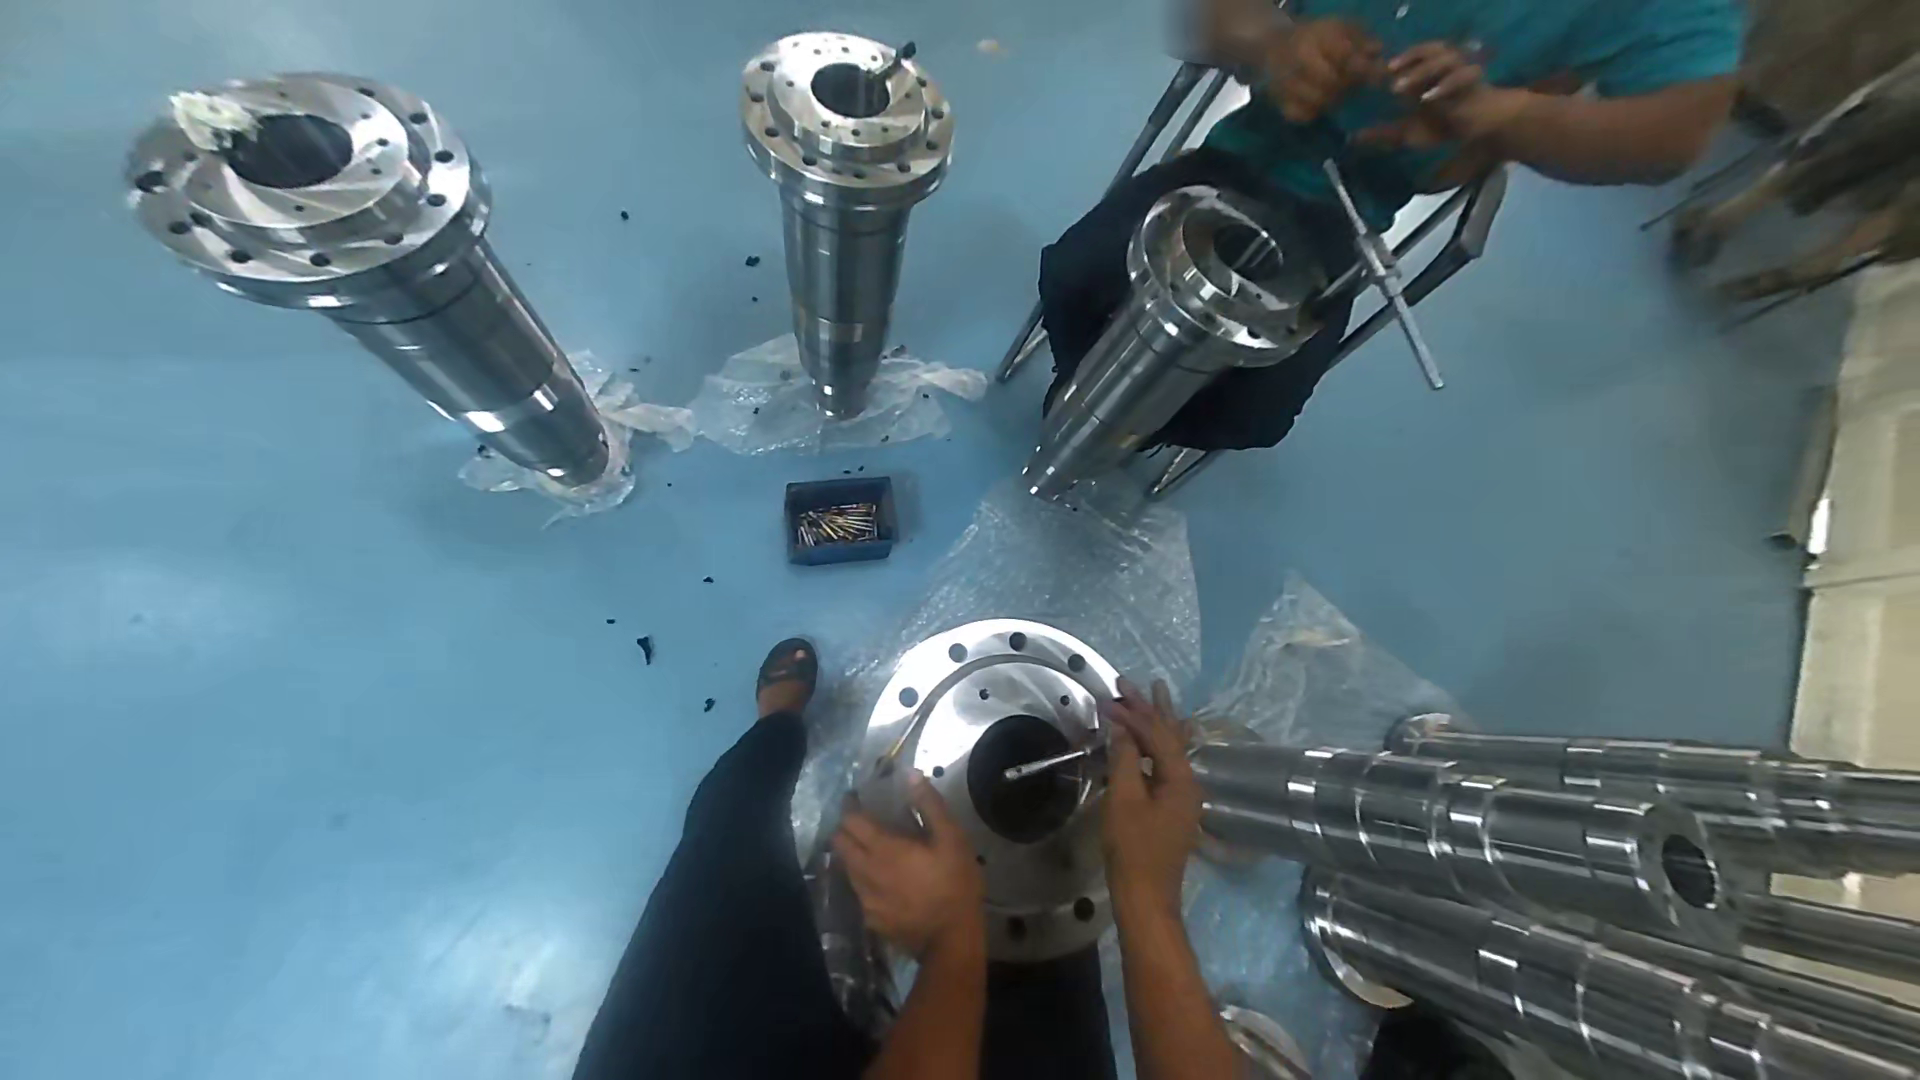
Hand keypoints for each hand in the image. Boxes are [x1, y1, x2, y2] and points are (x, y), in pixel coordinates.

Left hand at [833, 772, 985, 959]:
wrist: (952, 941)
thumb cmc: (955, 882)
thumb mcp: (951, 837)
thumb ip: (929, 804)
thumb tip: (910, 774)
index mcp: (883, 849)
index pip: (850, 821)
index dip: (850, 806)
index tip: (857, 796)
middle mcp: (866, 872)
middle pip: (840, 844)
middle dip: (846, 827)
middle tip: (861, 818)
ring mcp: (865, 899)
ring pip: (846, 867)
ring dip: (852, 852)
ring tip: (869, 845)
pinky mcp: (871, 919)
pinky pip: (857, 890)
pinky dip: (861, 876)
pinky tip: (880, 877)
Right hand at [1100, 678, 1201, 916]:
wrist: (1145, 895)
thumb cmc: (1133, 848)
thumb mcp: (1124, 799)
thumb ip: (1125, 759)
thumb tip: (1121, 728)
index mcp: (1180, 779)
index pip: (1157, 735)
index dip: (1133, 714)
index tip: (1109, 697)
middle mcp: (1188, 782)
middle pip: (1169, 736)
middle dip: (1149, 708)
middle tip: (1131, 682)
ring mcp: (1182, 794)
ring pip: (1170, 747)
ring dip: (1157, 721)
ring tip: (1155, 693)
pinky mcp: (1171, 804)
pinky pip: (1167, 761)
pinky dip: (1159, 742)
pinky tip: (1163, 734)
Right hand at [1264, 18, 1382, 124]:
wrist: (1273, 48)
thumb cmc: (1314, 36)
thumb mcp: (1338, 27)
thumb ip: (1359, 38)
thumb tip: (1377, 51)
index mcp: (1317, 39)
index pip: (1345, 57)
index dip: (1363, 68)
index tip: (1378, 76)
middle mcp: (1299, 63)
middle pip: (1331, 84)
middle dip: (1347, 87)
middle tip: (1353, 86)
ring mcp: (1287, 86)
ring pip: (1318, 102)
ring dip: (1332, 102)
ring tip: (1337, 95)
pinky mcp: (1280, 104)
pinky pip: (1302, 116)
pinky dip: (1314, 113)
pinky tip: (1318, 105)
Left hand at [1357, 41, 1529, 149]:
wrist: (1476, 128)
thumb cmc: (1441, 125)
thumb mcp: (1405, 133)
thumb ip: (1382, 134)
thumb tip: (1352, 139)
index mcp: (1425, 77)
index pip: (1410, 60)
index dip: (1393, 63)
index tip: (1370, 73)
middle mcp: (1442, 69)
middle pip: (1430, 49)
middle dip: (1409, 57)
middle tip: (1388, 70)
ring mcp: (1459, 72)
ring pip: (1445, 58)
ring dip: (1421, 70)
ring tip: (1399, 87)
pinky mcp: (1473, 82)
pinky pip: (1463, 75)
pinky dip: (1444, 85)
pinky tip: (1427, 98)